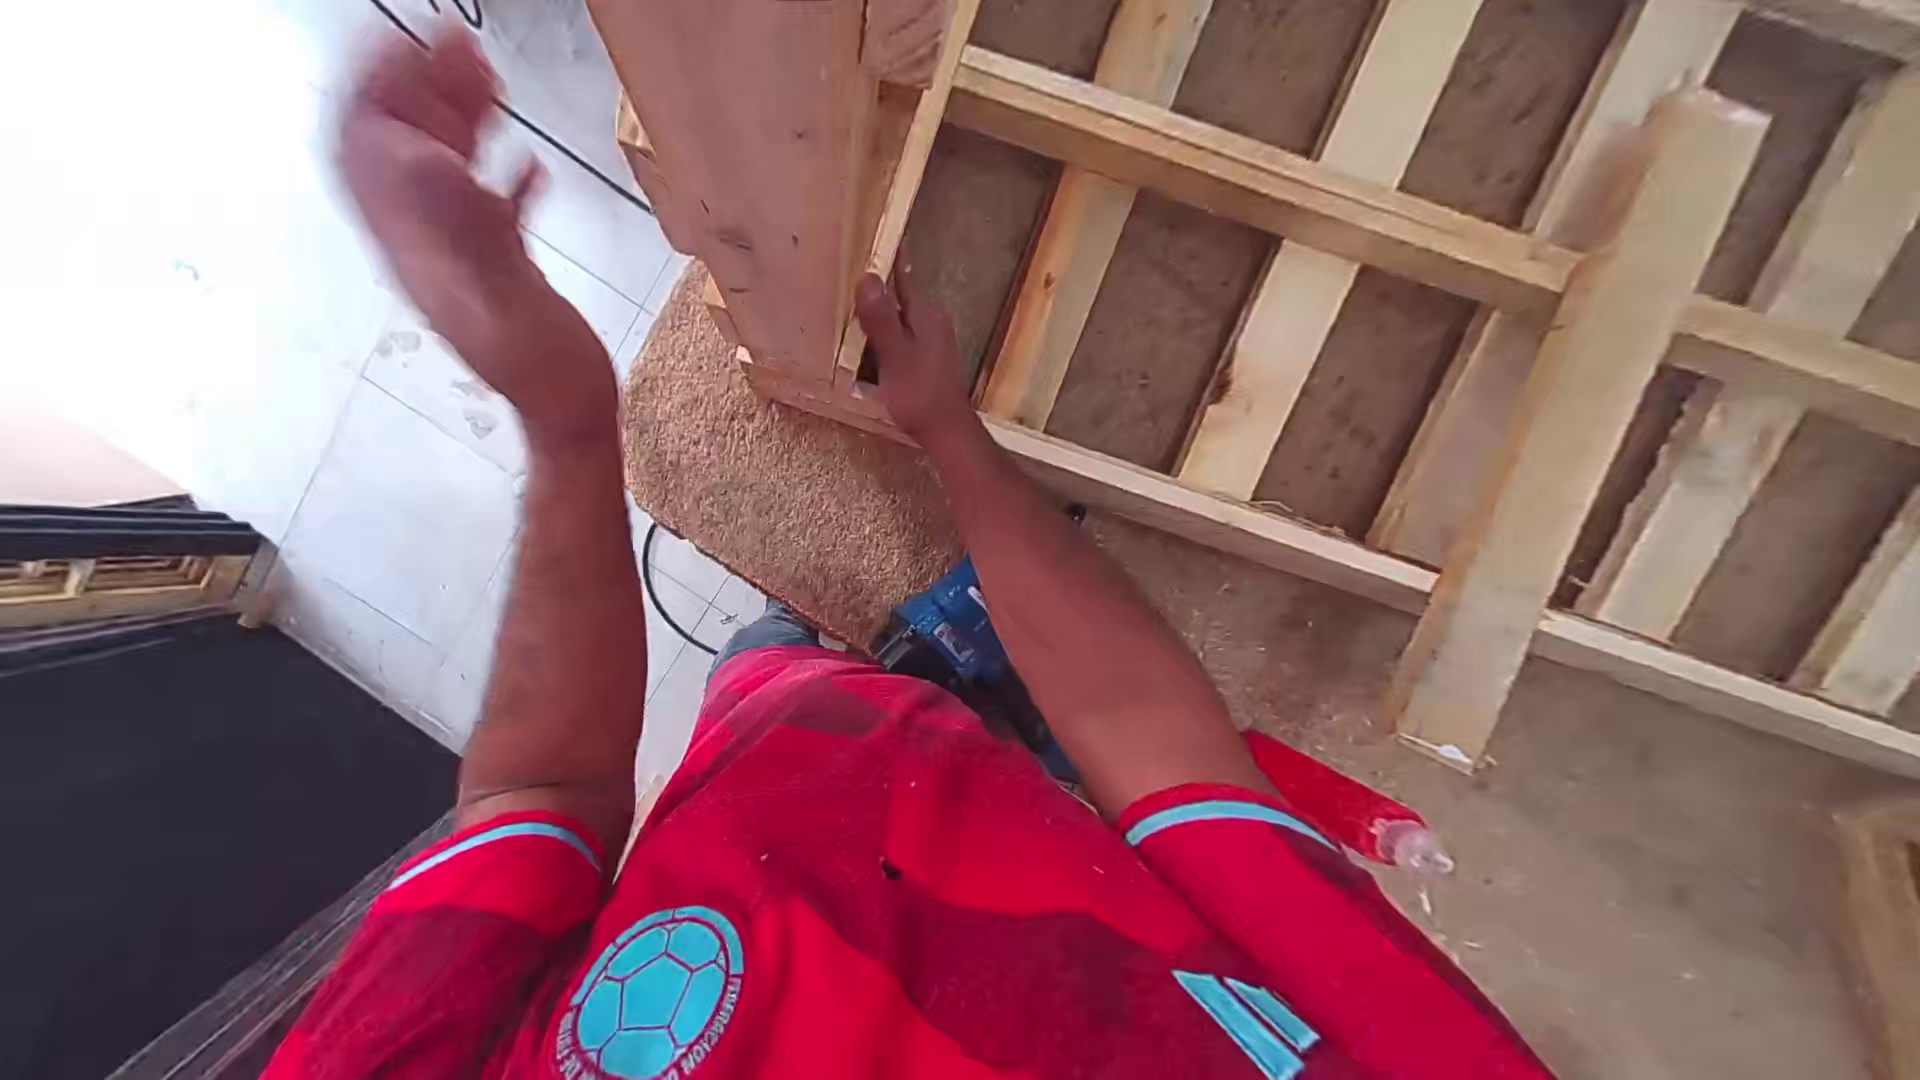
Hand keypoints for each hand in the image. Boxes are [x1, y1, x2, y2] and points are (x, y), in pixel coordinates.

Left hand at [337, 24, 613, 445]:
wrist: (571, 418)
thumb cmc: (549, 374)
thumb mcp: (510, 303)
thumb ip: (472, 235)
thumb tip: (427, 154)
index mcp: (421, 246)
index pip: (372, 150)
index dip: (379, 88)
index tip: (410, 41)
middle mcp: (432, 246)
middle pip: (404, 152)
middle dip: (421, 91)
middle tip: (463, 48)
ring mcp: (467, 259)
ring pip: (445, 175)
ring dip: (460, 126)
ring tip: (493, 85)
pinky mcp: (505, 273)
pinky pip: (492, 212)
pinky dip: (505, 179)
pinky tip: (533, 165)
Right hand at [853, 267, 974, 446]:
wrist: (946, 433)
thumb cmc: (920, 395)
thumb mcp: (895, 356)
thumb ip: (881, 319)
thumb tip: (868, 277)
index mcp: (926, 315)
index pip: (903, 276)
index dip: (886, 259)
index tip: (870, 238)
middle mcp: (932, 324)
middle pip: (898, 300)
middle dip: (875, 293)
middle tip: (844, 278)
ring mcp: (932, 345)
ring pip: (898, 324)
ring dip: (876, 322)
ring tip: (846, 314)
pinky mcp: (926, 364)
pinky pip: (899, 344)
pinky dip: (882, 345)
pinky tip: (864, 354)